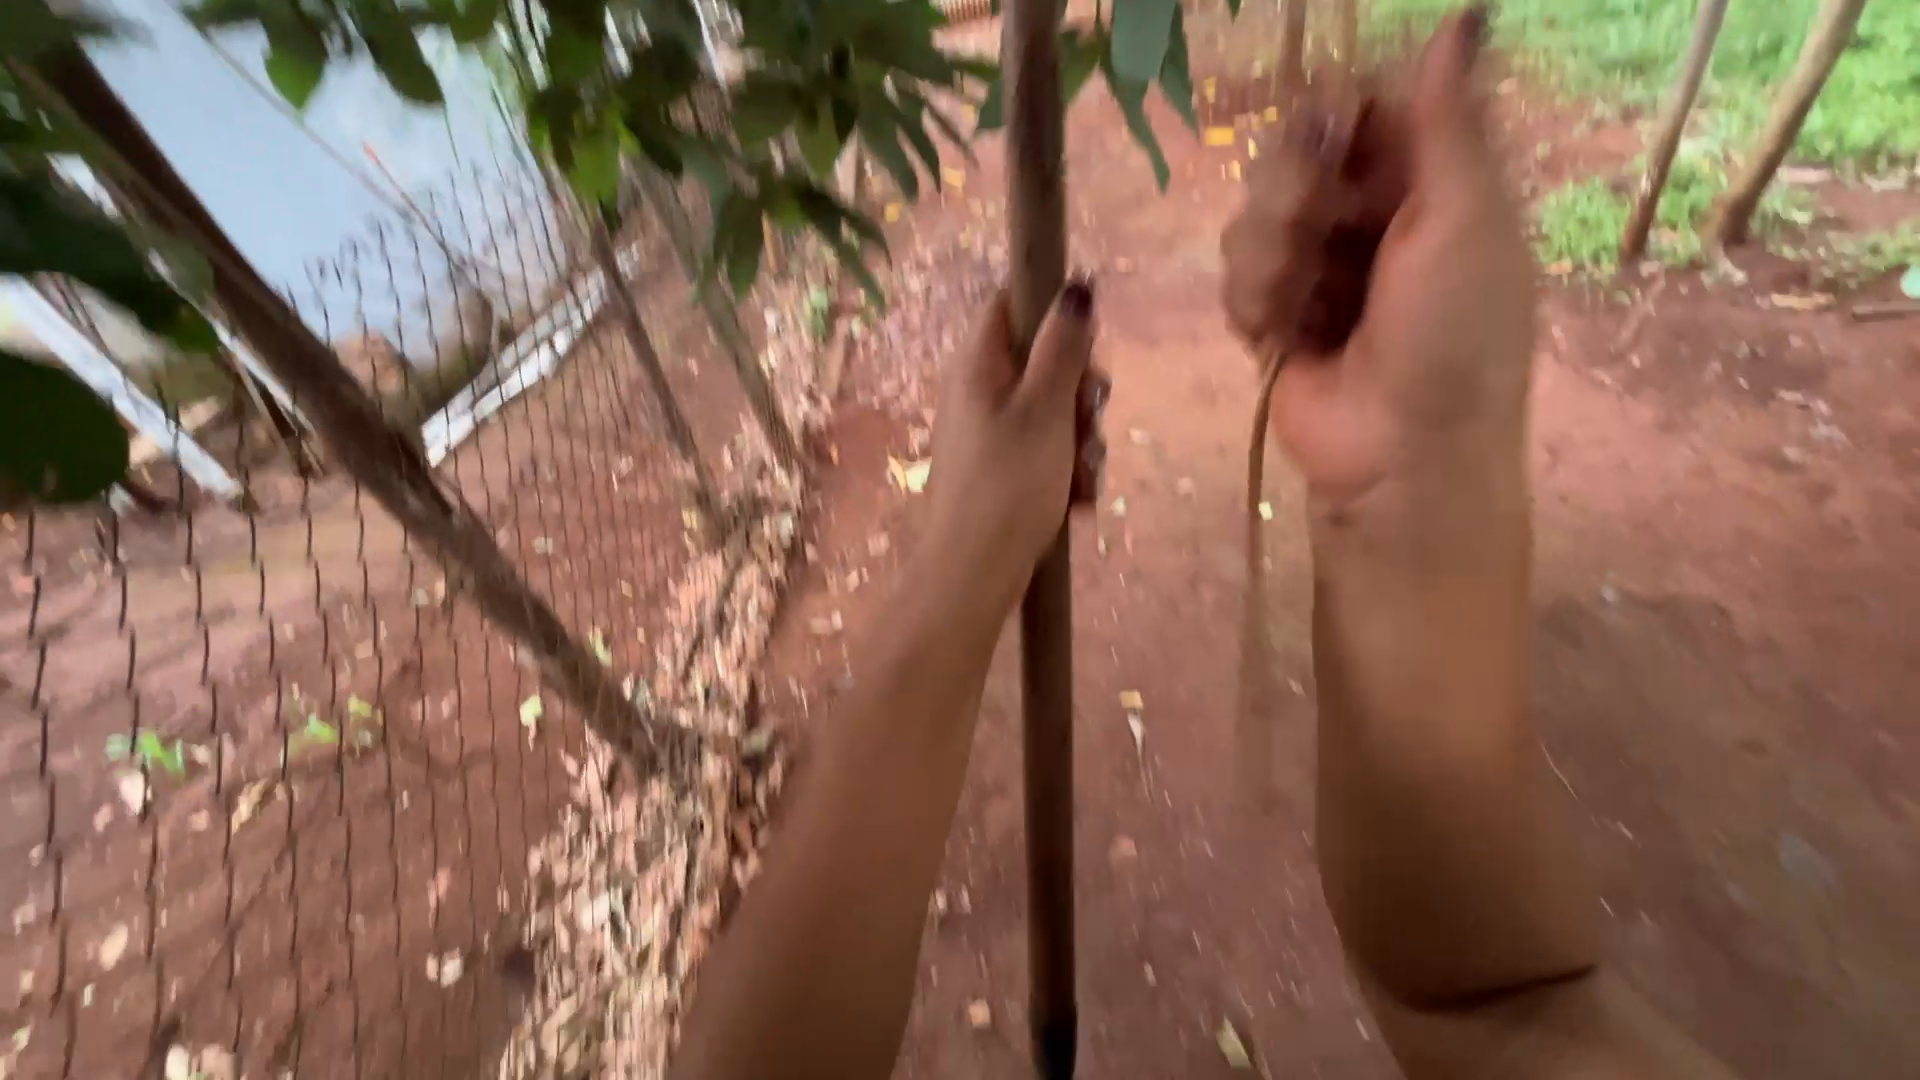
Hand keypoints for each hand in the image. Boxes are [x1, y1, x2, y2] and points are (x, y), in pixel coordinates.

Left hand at [922, 283, 1102, 612]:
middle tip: (1089, 419)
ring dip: (1081, 440)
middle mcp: (979, 391)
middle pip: (1043, 362)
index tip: (1087, 344)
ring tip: (1083, 476)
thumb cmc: (1010, 483)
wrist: (974, 572)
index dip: (1055, 313)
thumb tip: (1075, 288)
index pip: (1013, 301)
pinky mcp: (1000, 471)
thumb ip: (1063, 347)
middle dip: (1080, 393)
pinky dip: (1065, 470)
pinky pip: (1044, 452)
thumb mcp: (1046, 408)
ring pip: (1052, 412)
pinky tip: (1077, 500)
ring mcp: (988, 433)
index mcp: (978, 363)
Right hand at [1221, 9, 1533, 507]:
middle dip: (1292, 194)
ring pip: (1250, 219)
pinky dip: (1254, 306)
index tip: (1324, 138)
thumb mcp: (1463, 219)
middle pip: (1289, 158)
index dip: (1329, 116)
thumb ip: (1447, 122)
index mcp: (1426, 182)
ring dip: (1271, 261)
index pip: (1359, 108)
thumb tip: (1464, 13)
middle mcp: (1363, 217)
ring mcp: (1311, 270)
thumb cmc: (1452, 335)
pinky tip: (1281, 337)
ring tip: (1306, 306)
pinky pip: (1233, 279)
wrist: (1398, 451)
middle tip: (1319, 227)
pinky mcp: (1267, 317)